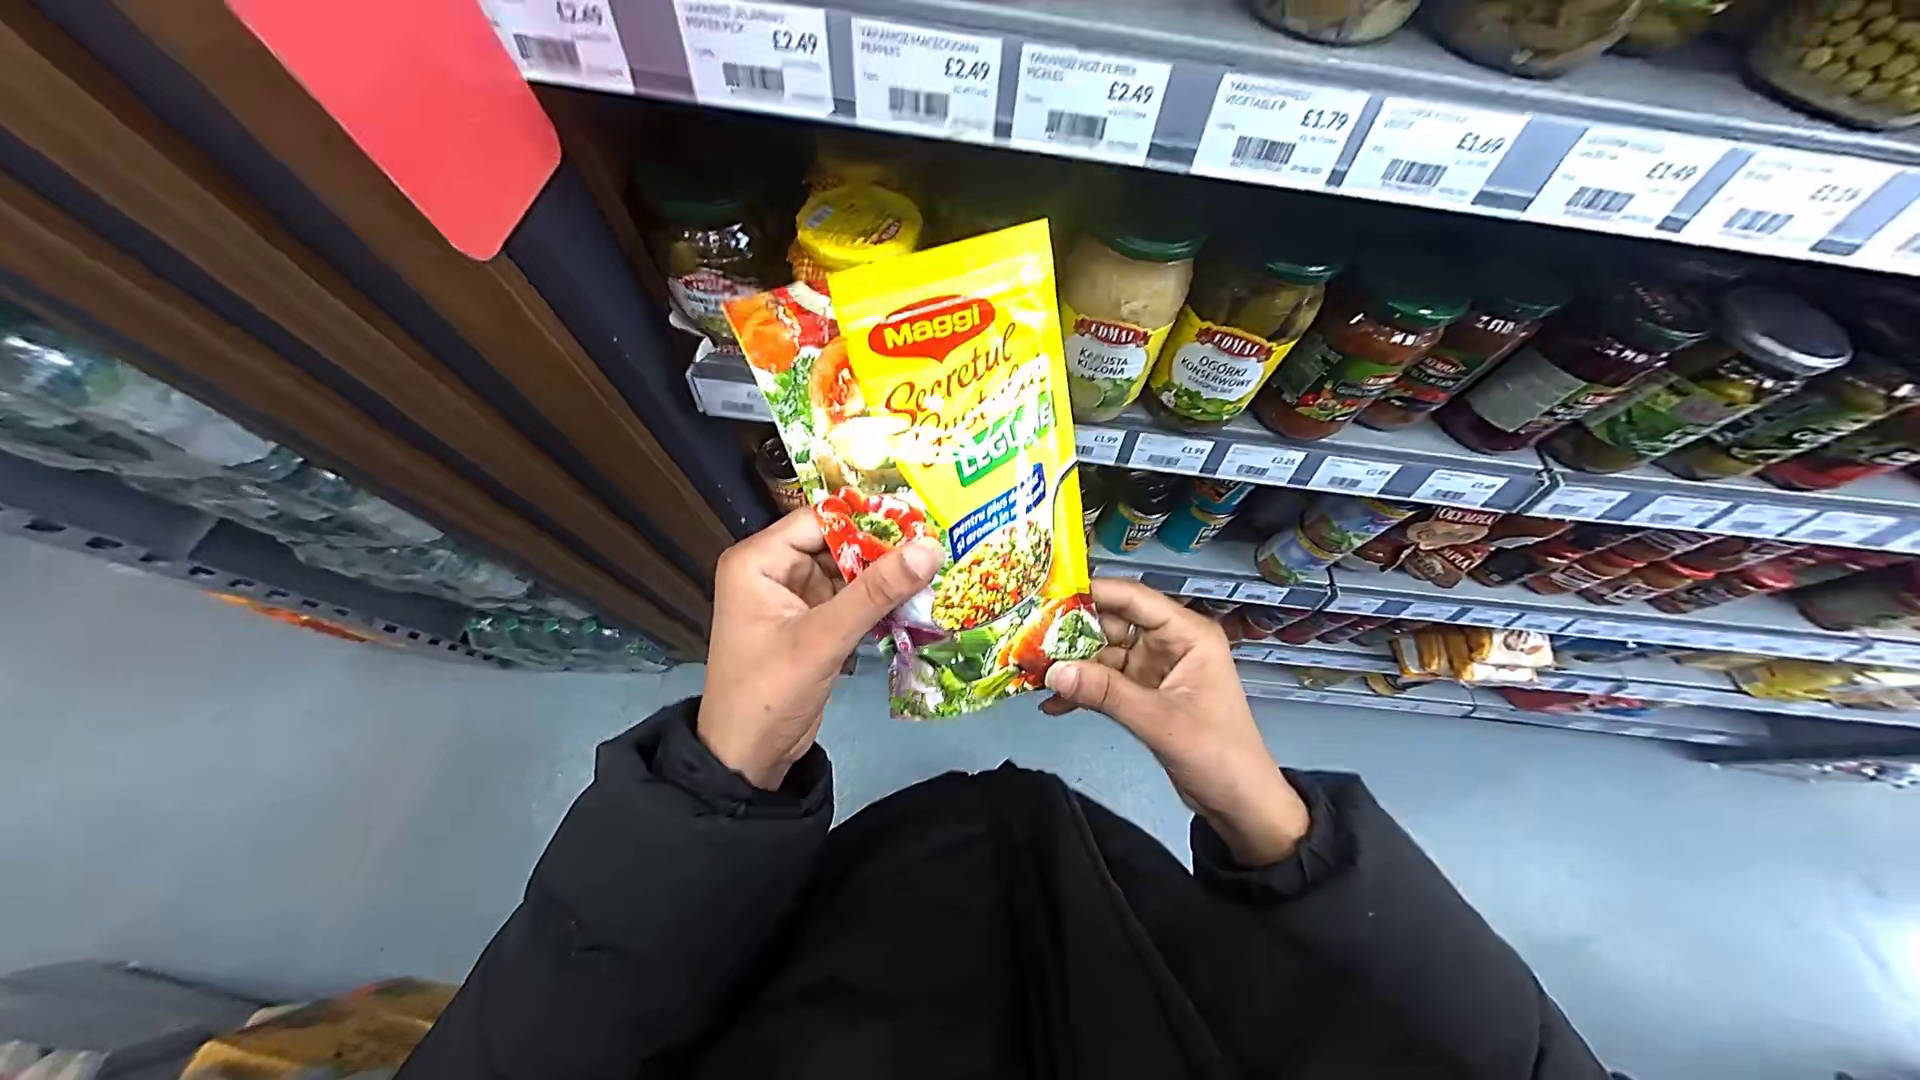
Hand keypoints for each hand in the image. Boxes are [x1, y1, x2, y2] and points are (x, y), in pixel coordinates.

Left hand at [699, 509, 942, 789]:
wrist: (747, 760)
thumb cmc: (769, 693)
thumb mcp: (823, 638)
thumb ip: (876, 591)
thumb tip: (930, 547)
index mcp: (759, 560)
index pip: (821, 520)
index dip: (869, 517)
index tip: (921, 519)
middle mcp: (776, 570)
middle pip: (839, 544)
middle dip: (885, 548)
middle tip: (938, 545)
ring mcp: (796, 598)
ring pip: (850, 572)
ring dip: (887, 576)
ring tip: (936, 569)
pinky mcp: (814, 623)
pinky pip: (852, 599)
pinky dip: (880, 601)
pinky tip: (917, 601)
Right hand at [1042, 579, 1309, 866]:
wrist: (1241, 805)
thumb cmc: (1218, 755)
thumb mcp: (1160, 721)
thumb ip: (1106, 693)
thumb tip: (1053, 672)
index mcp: (1186, 634)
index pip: (1135, 598)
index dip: (1093, 591)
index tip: (1048, 594)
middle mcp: (1168, 642)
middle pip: (1111, 623)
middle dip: (1071, 631)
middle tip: (1028, 636)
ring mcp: (1153, 667)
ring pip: (1102, 652)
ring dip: (1070, 665)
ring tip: (1031, 670)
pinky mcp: (1142, 691)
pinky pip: (1104, 681)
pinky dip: (1081, 691)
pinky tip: (1051, 703)